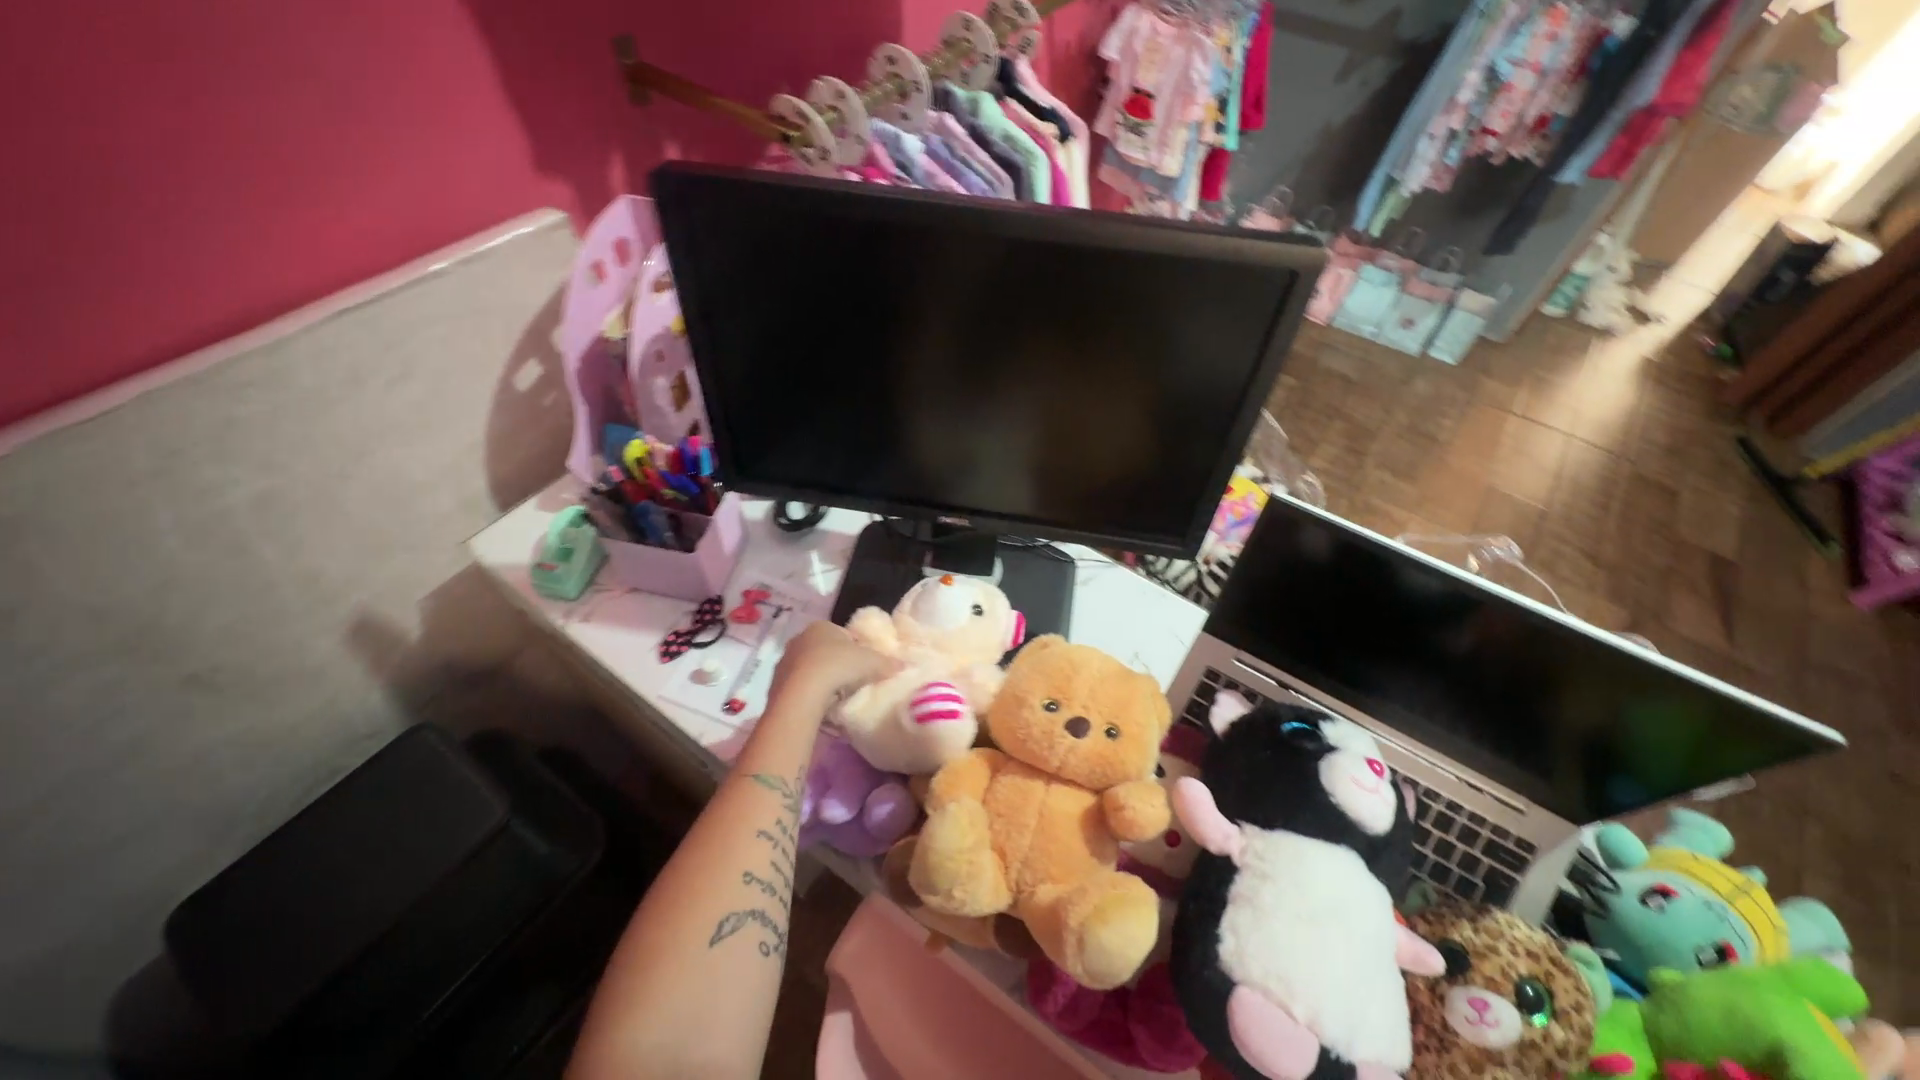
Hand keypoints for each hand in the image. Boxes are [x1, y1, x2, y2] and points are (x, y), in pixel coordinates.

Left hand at [770, 620, 899, 702]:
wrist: (801, 692)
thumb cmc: (838, 666)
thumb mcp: (871, 662)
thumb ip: (888, 662)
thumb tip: (905, 665)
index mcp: (822, 626)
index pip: (843, 635)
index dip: (855, 650)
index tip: (863, 667)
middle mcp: (800, 638)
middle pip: (825, 650)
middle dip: (837, 664)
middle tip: (851, 682)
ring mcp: (785, 660)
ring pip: (810, 668)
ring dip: (821, 679)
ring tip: (836, 696)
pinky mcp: (776, 682)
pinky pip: (798, 685)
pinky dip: (809, 692)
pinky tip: (819, 704)